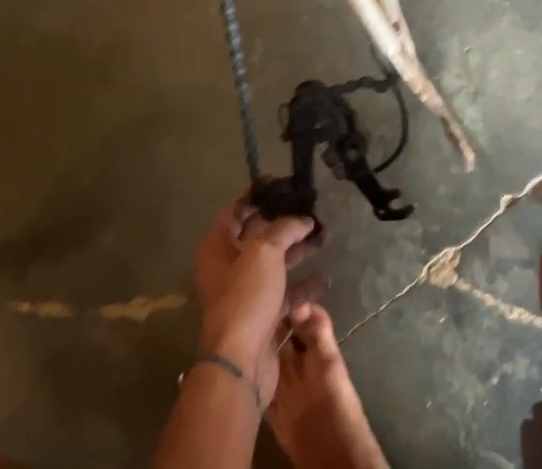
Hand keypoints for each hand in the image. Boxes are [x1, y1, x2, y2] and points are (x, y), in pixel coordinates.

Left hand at [192, 195, 322, 404]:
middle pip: (256, 236)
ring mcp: (244, 292)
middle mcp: (227, 265)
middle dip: (283, 223)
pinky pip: (284, 292)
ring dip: (297, 252)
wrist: (240, 359)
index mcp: (217, 245)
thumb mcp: (264, 252)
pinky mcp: (261, 315)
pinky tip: (324, 278)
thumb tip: (303, 219)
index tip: (282, 183)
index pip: (235, 209)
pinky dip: (302, 285)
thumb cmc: (246, 296)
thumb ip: (284, 229)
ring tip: (323, 239)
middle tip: (311, 211)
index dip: (257, 194)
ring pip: (273, 264)